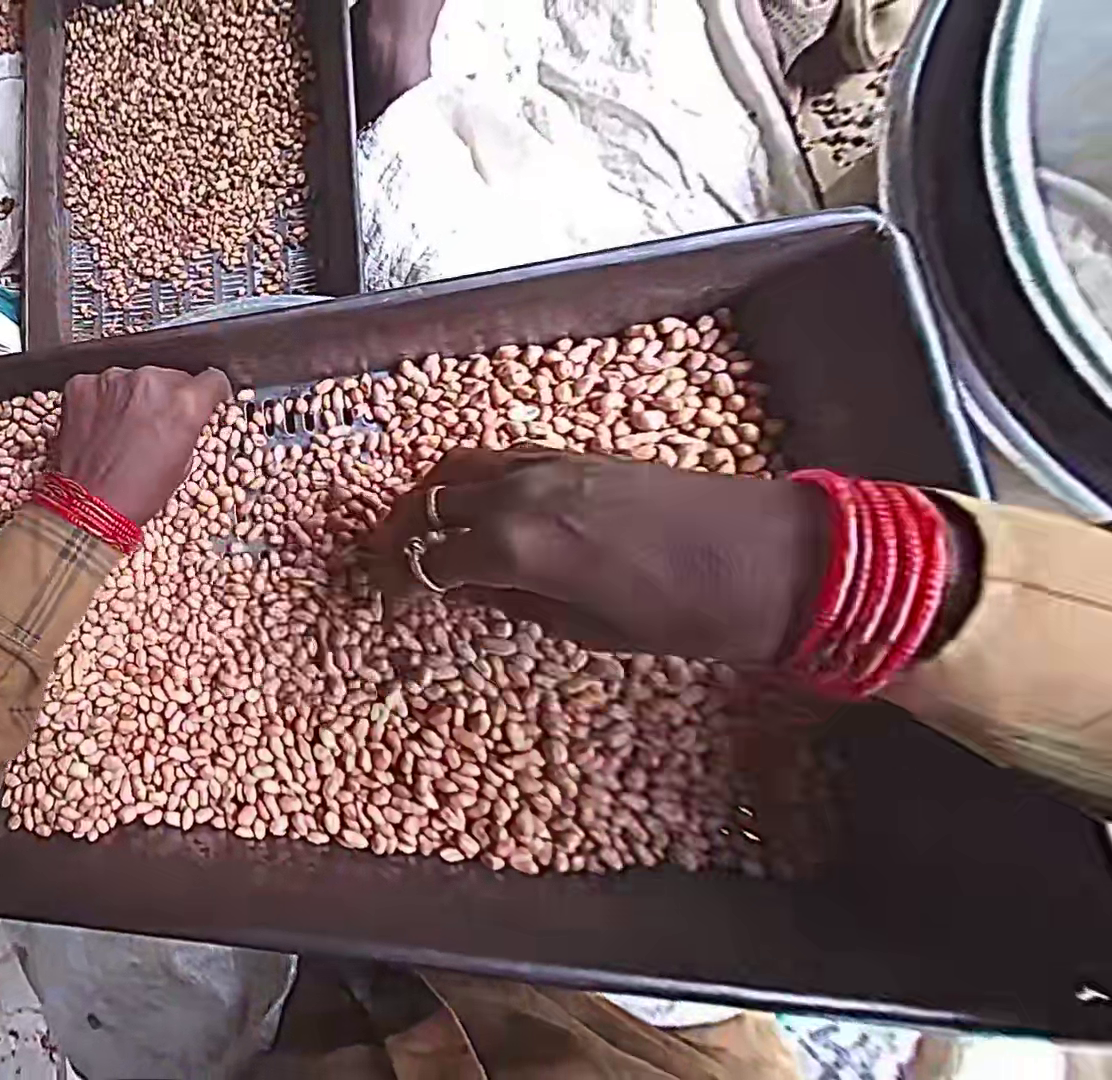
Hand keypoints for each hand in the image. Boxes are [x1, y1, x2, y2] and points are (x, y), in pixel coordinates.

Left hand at [56, 366, 232, 525]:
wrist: (87, 506)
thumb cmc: (136, 495)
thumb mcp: (181, 466)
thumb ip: (188, 429)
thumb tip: (185, 418)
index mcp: (184, 404)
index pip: (211, 380)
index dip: (210, 392)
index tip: (206, 397)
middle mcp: (150, 383)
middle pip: (171, 376)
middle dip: (167, 398)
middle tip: (155, 426)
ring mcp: (112, 381)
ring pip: (134, 379)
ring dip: (133, 397)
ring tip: (123, 431)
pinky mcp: (82, 386)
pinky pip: (100, 386)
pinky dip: (102, 401)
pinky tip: (100, 428)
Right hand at [364, 448, 829, 664]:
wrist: (780, 557)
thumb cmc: (684, 613)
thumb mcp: (584, 627)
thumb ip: (510, 600)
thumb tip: (466, 586)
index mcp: (516, 549)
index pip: (431, 560)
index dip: (403, 581)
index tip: (391, 596)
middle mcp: (516, 496)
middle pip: (427, 503)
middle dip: (396, 530)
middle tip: (386, 554)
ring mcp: (543, 466)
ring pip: (454, 468)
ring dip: (427, 495)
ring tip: (420, 521)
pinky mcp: (570, 454)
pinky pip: (496, 457)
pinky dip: (468, 477)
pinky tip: (475, 499)